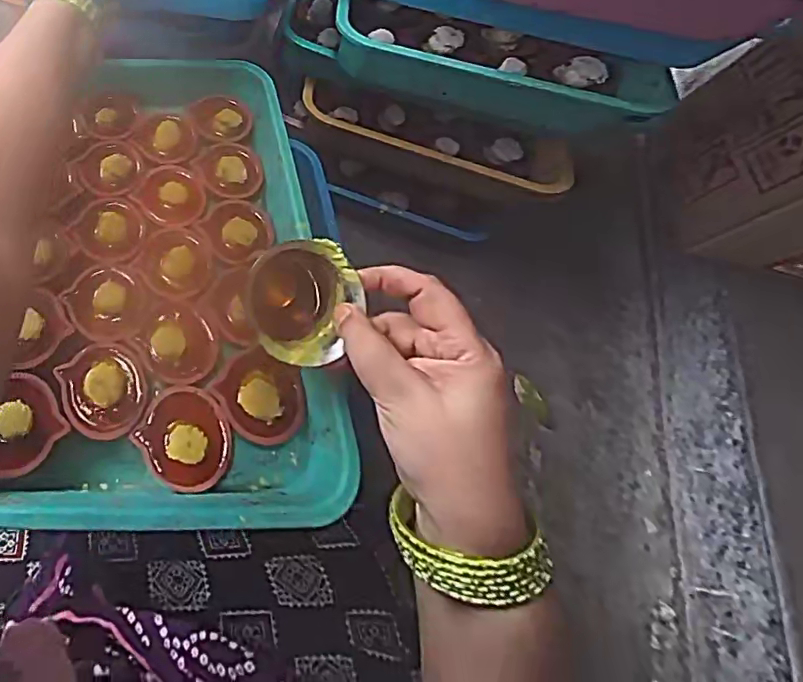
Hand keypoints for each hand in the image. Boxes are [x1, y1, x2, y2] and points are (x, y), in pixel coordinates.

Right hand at [338, 266, 528, 556]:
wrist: (465, 524)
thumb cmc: (444, 459)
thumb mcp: (401, 397)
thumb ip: (369, 348)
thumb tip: (343, 311)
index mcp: (468, 351)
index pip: (430, 294)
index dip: (391, 278)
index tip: (352, 279)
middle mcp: (459, 358)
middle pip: (408, 321)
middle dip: (372, 325)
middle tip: (334, 332)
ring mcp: (445, 379)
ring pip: (398, 345)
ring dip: (370, 348)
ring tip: (342, 360)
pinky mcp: (431, 398)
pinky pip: (399, 367)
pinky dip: (376, 367)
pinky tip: (355, 373)